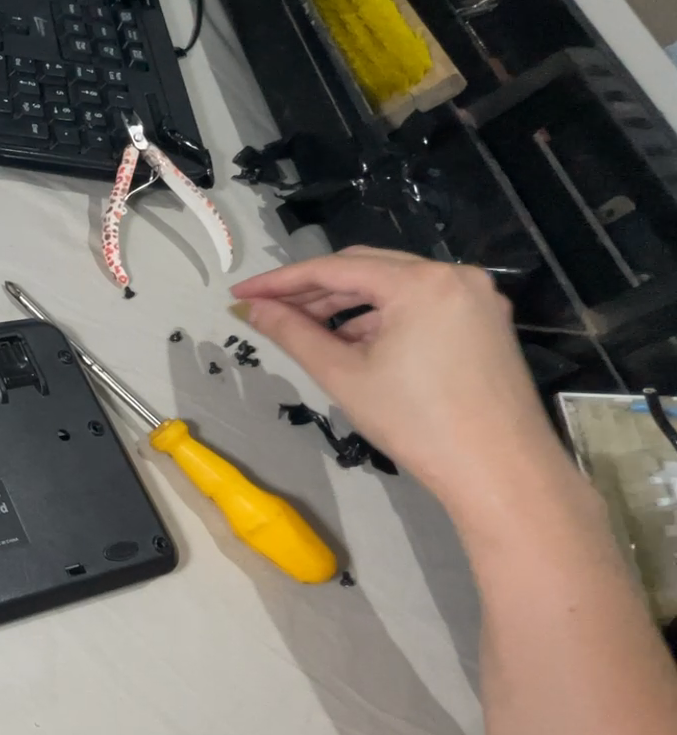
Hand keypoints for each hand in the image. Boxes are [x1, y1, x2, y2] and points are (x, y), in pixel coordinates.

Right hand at [230, 247, 554, 502]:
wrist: (495, 466)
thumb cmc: (412, 417)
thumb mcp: (340, 372)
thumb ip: (292, 332)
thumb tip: (253, 308)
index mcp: (420, 283)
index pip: (333, 269)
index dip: (279, 280)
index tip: (239, 293)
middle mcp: (454, 277)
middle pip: (364, 268)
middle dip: (309, 287)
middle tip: (264, 306)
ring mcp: (473, 298)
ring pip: (389, 285)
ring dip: (339, 302)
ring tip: (298, 326)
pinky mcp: (480, 321)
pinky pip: (414, 303)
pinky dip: (373, 315)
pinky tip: (345, 341)